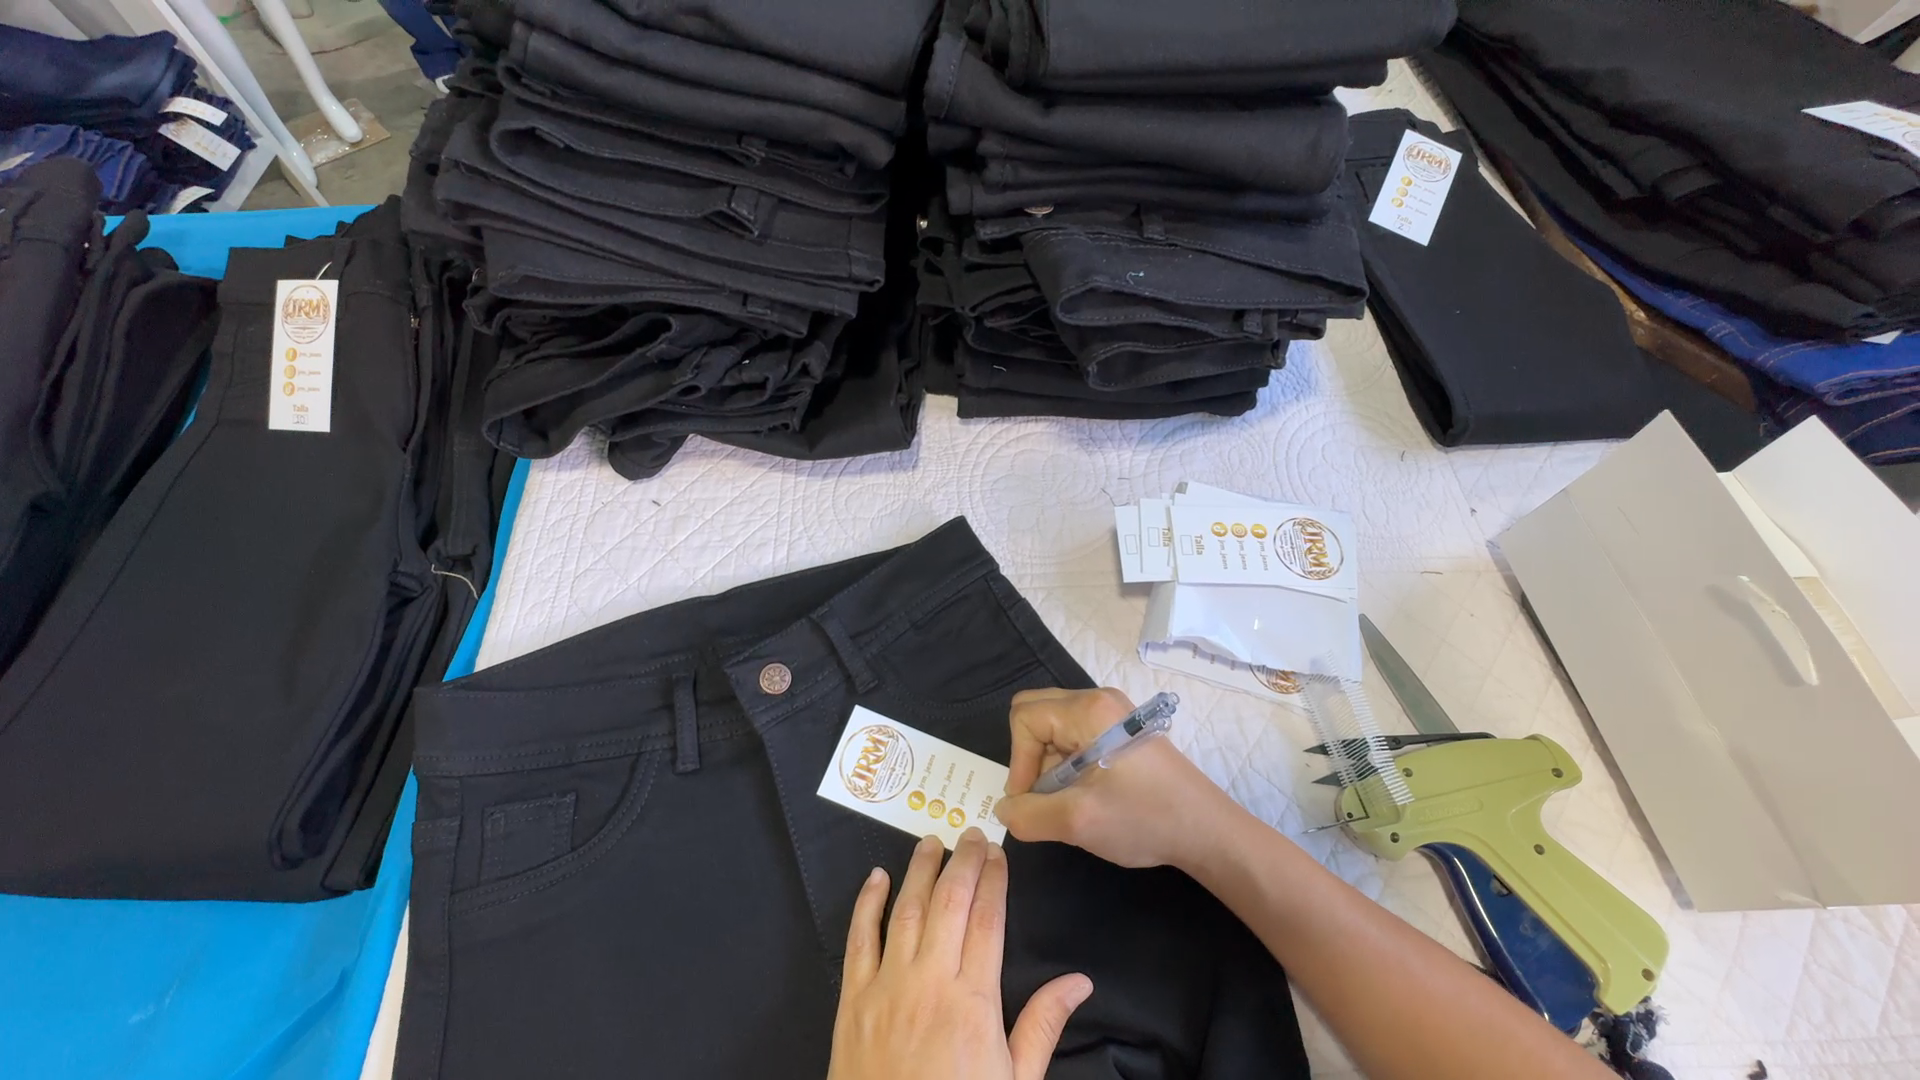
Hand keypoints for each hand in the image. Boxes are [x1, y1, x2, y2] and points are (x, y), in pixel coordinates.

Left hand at [827, 829, 1092, 1079]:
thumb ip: (1043, 1025)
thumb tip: (1081, 981)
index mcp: (974, 1000)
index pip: (988, 920)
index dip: (994, 880)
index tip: (998, 853)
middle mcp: (930, 980)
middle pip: (950, 903)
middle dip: (963, 862)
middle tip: (971, 833)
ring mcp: (888, 987)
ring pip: (906, 910)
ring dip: (920, 871)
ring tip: (931, 842)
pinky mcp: (853, 1000)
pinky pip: (859, 940)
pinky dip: (866, 904)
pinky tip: (875, 878)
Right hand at [995, 688, 1246, 870]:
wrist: (1208, 831)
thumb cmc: (1144, 819)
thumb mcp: (1077, 822)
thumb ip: (1028, 815)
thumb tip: (1003, 808)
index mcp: (1088, 708)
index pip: (1024, 717)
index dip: (1018, 760)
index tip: (1032, 800)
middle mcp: (1098, 700)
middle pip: (1036, 714)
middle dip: (1031, 758)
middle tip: (1049, 796)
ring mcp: (1113, 714)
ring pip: (1054, 729)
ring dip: (1051, 766)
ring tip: (1073, 802)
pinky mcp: (1122, 733)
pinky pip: (1075, 738)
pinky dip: (1069, 766)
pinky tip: (1088, 796)